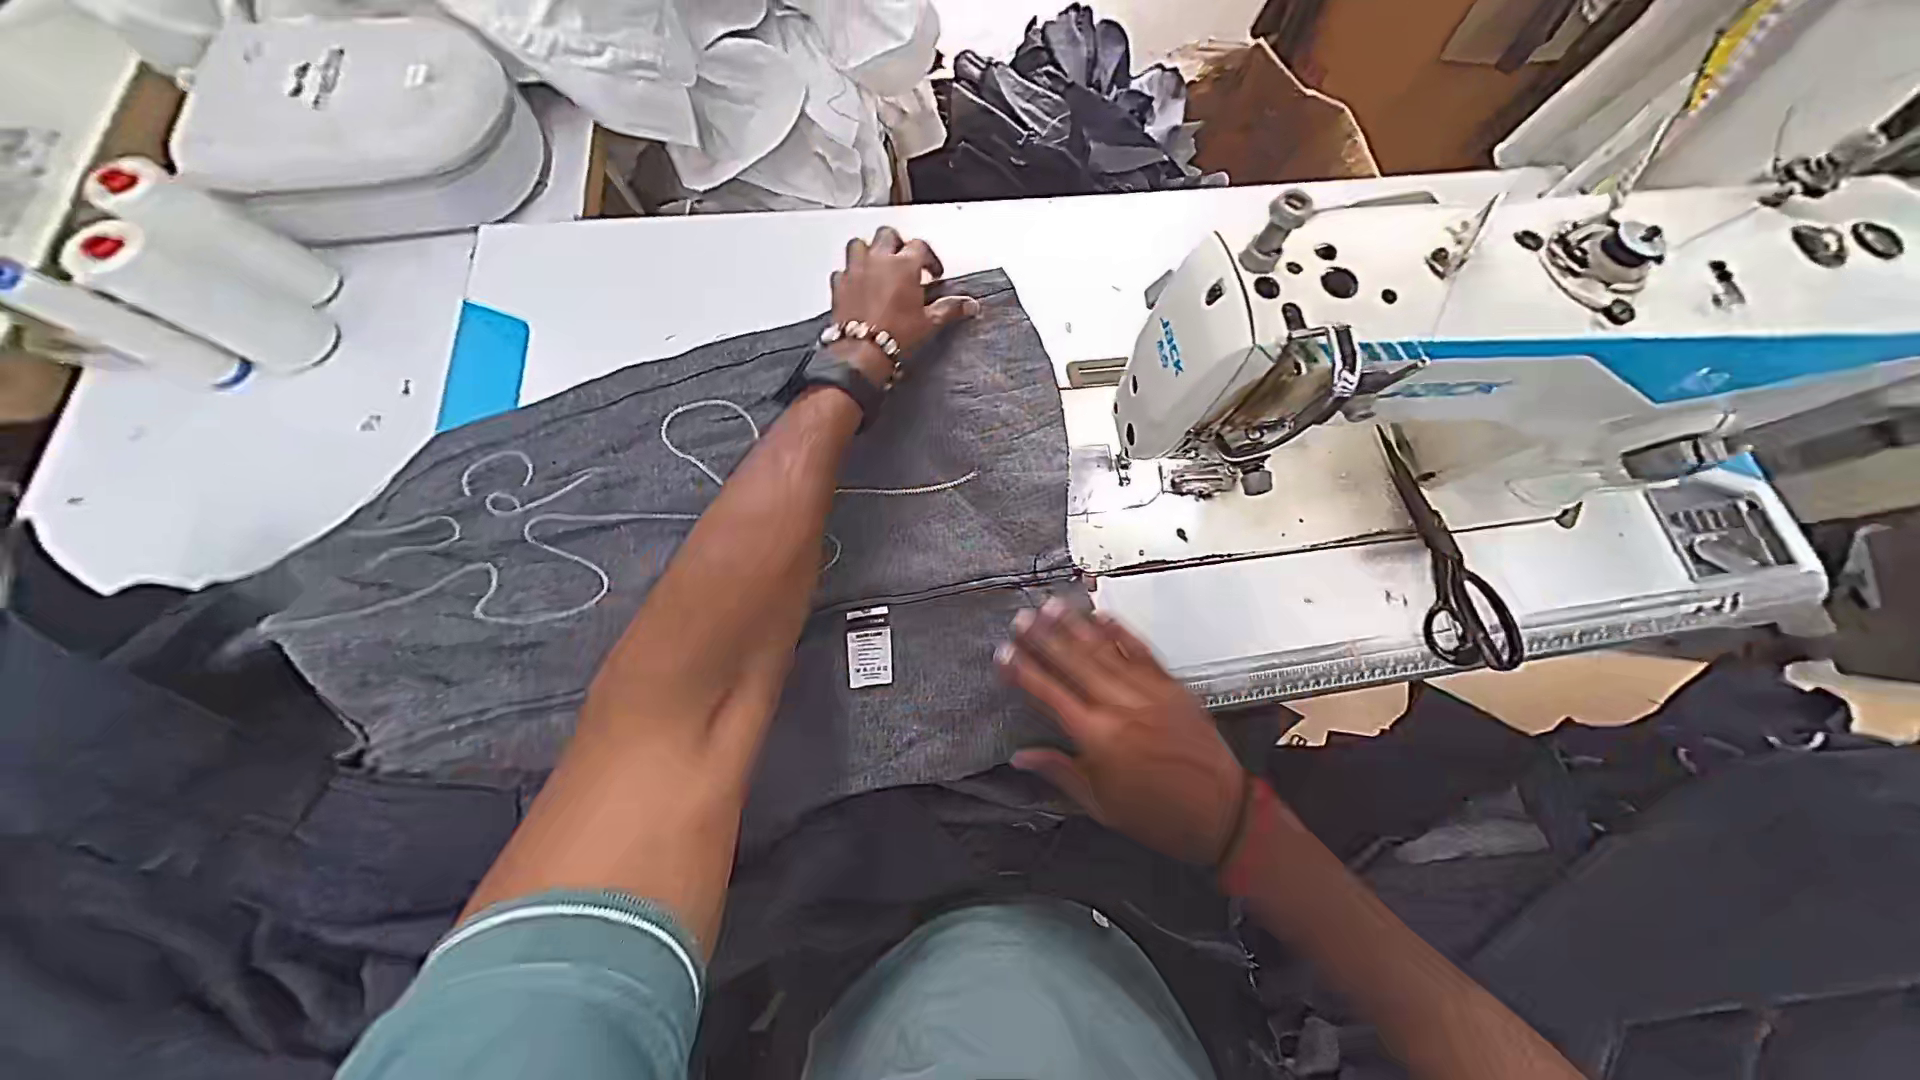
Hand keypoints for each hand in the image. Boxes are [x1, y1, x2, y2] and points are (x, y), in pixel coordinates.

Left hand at [829, 226, 979, 384]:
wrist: (863, 351)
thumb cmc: (896, 335)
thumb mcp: (929, 322)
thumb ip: (950, 308)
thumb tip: (969, 305)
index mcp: (904, 264)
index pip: (920, 246)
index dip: (929, 258)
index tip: (932, 272)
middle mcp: (878, 260)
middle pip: (888, 235)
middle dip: (898, 244)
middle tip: (905, 261)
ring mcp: (855, 269)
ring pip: (860, 244)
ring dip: (869, 251)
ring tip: (877, 265)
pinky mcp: (839, 284)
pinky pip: (843, 270)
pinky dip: (850, 273)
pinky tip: (857, 284)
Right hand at [995, 597, 1249, 864]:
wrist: (1222, 815)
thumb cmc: (1162, 816)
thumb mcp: (1101, 805)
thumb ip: (1059, 772)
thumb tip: (1024, 757)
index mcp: (1098, 738)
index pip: (1049, 694)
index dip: (1023, 671)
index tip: (1005, 656)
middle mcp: (1120, 707)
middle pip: (1072, 663)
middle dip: (1042, 638)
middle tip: (1022, 619)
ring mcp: (1148, 693)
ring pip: (1103, 651)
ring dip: (1075, 626)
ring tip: (1052, 607)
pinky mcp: (1172, 687)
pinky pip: (1141, 652)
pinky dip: (1120, 632)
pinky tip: (1102, 617)